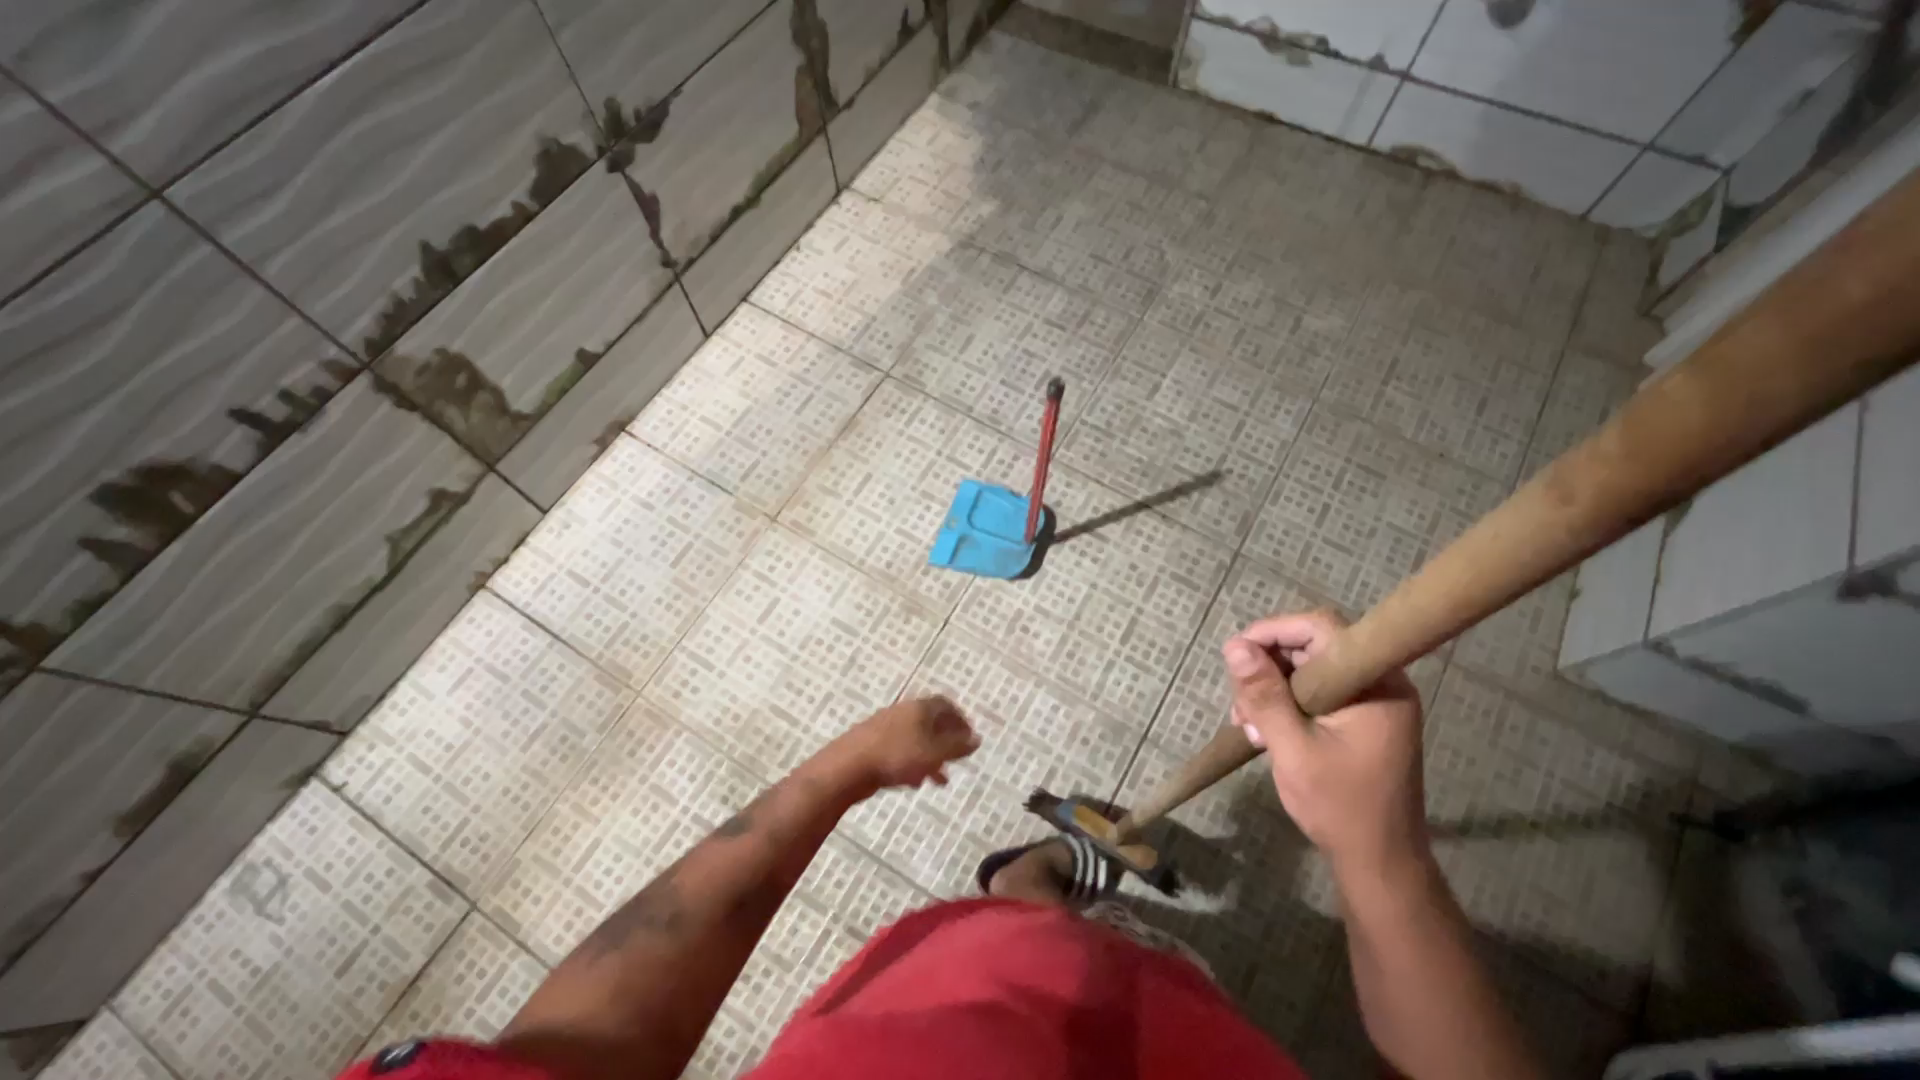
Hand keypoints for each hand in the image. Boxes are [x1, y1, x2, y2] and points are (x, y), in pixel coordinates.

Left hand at [838, 696, 981, 791]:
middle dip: (946, 741)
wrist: (847, 767)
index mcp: (919, 708)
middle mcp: (902, 712)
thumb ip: (957, 747)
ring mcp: (884, 728)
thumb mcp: (934, 753)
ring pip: (915, 739)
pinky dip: (912, 763)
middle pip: (930, 722)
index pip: (945, 704)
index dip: (960, 719)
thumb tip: (977, 739)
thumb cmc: (897, 756)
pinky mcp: (871, 746)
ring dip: (930, 756)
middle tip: (957, 758)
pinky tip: (915, 782)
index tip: (969, 737)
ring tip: (940, 778)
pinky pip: (900, 752)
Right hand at [1223, 611, 1428, 877]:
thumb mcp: (1292, 749)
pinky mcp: (1363, 721)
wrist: (1379, 862)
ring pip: (1311, 671)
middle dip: (1269, 668)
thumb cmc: (1340, 807)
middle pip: (1314, 648)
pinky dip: (1288, 706)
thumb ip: (1264, 696)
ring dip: (1273, 690)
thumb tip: (1234, 646)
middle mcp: (1380, 683)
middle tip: (1241, 705)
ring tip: (1248, 726)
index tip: (1237, 654)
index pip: (1322, 629)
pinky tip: (1264, 732)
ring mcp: (1373, 702)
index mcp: (1376, 683)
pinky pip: (1319, 694)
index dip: (1275, 632)